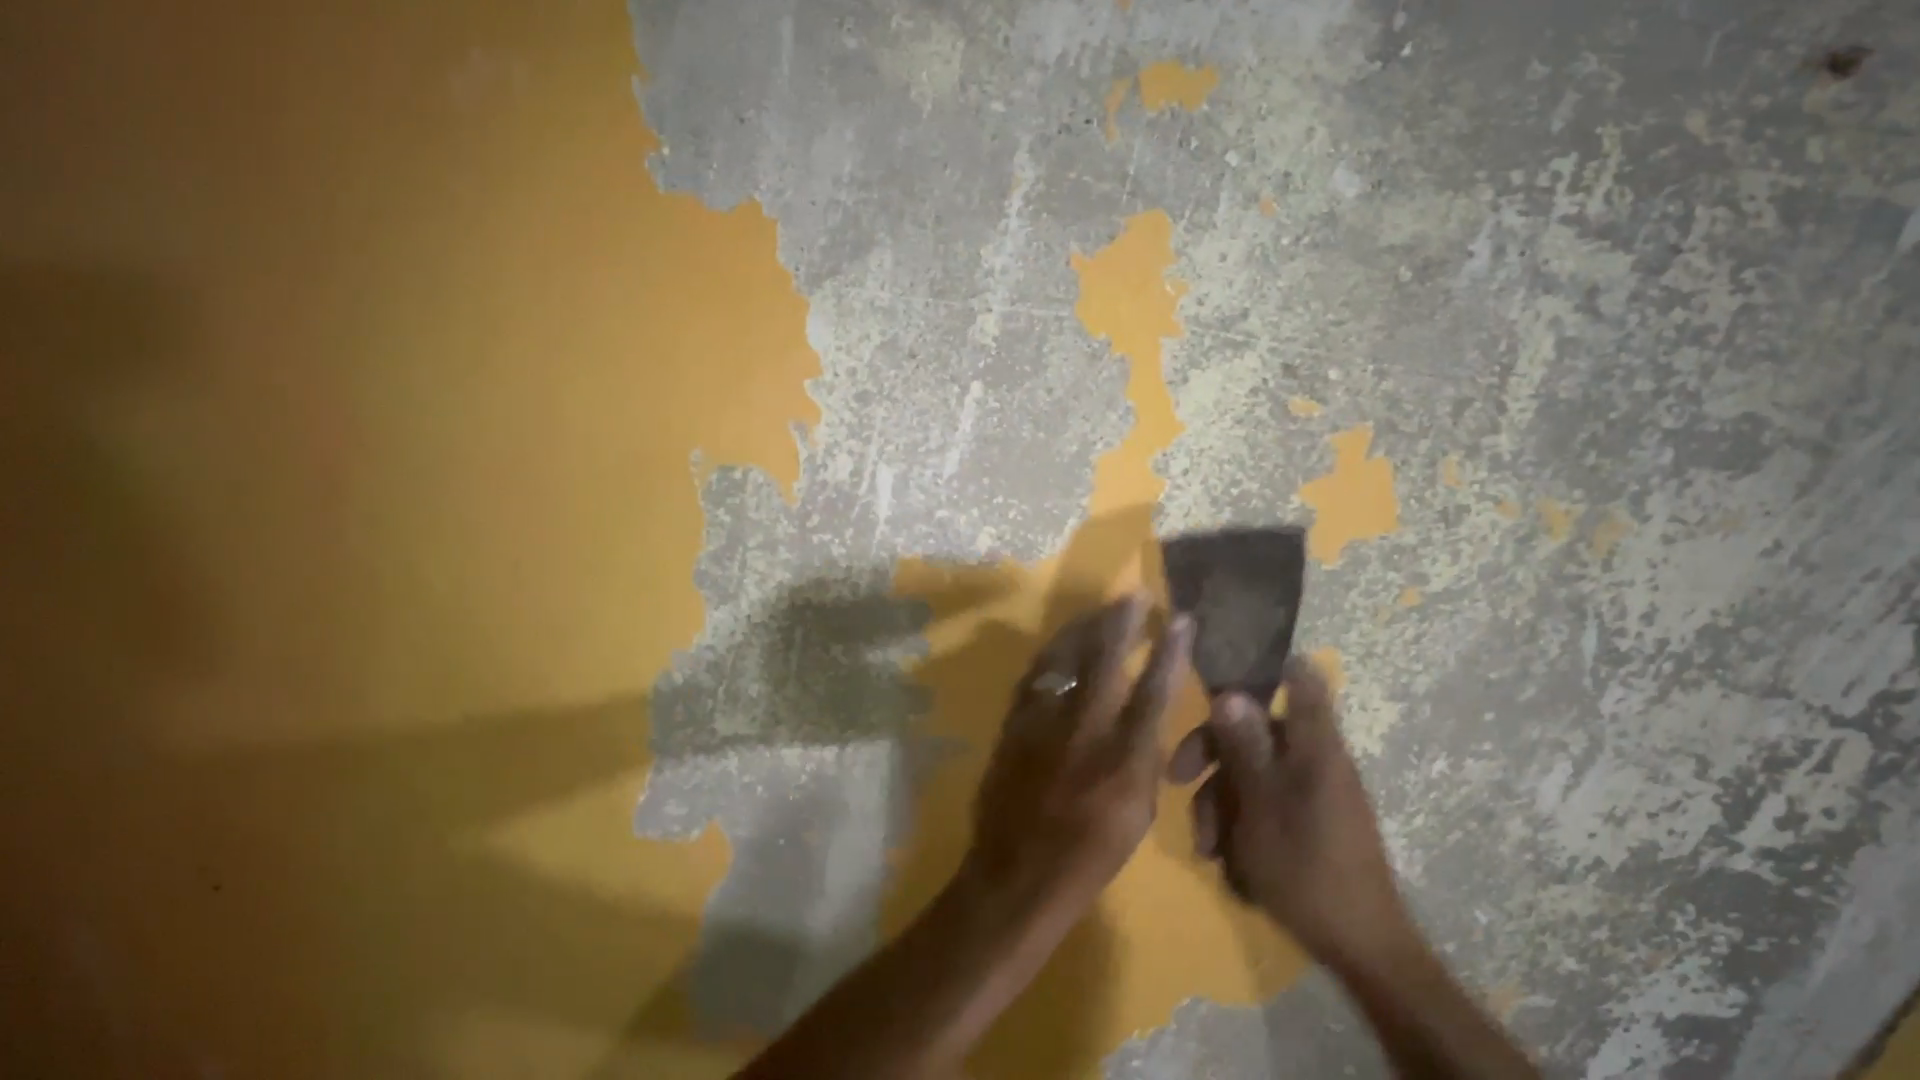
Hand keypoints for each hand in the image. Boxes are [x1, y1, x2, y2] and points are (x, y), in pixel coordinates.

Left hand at [964, 594, 1193, 913]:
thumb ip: (1143, 759)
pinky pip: (1035, 677)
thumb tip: (1143, 723)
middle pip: (1106, 658)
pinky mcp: (1014, 724)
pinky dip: (1052, 657)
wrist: (1019, 873)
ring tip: (1099, 613)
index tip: (1180, 619)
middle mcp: (1085, 727)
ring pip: (1064, 658)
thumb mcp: (1138, 812)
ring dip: (1084, 629)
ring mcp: (1043, 721)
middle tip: (1134, 596)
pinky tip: (1061, 648)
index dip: (1171, 650)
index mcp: (1125, 754)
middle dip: (1123, 621)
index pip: (1155, 687)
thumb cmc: (1090, 855)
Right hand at [1168, 658, 1409, 964]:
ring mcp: (1319, 794)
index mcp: (1314, 746)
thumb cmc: (1306, 869)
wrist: (1362, 946)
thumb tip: (1228, 692)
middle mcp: (1319, 760)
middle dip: (1214, 758)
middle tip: (1177, 782)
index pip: (1299, 679)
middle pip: (1257, 732)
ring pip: (1256, 774)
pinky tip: (1230, 864)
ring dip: (1223, 803)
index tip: (1216, 680)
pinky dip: (1244, 825)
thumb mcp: (1261, 806)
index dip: (1262, 669)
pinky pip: (1269, 806)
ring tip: (1208, 850)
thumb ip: (1244, 747)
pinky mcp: (1315, 825)